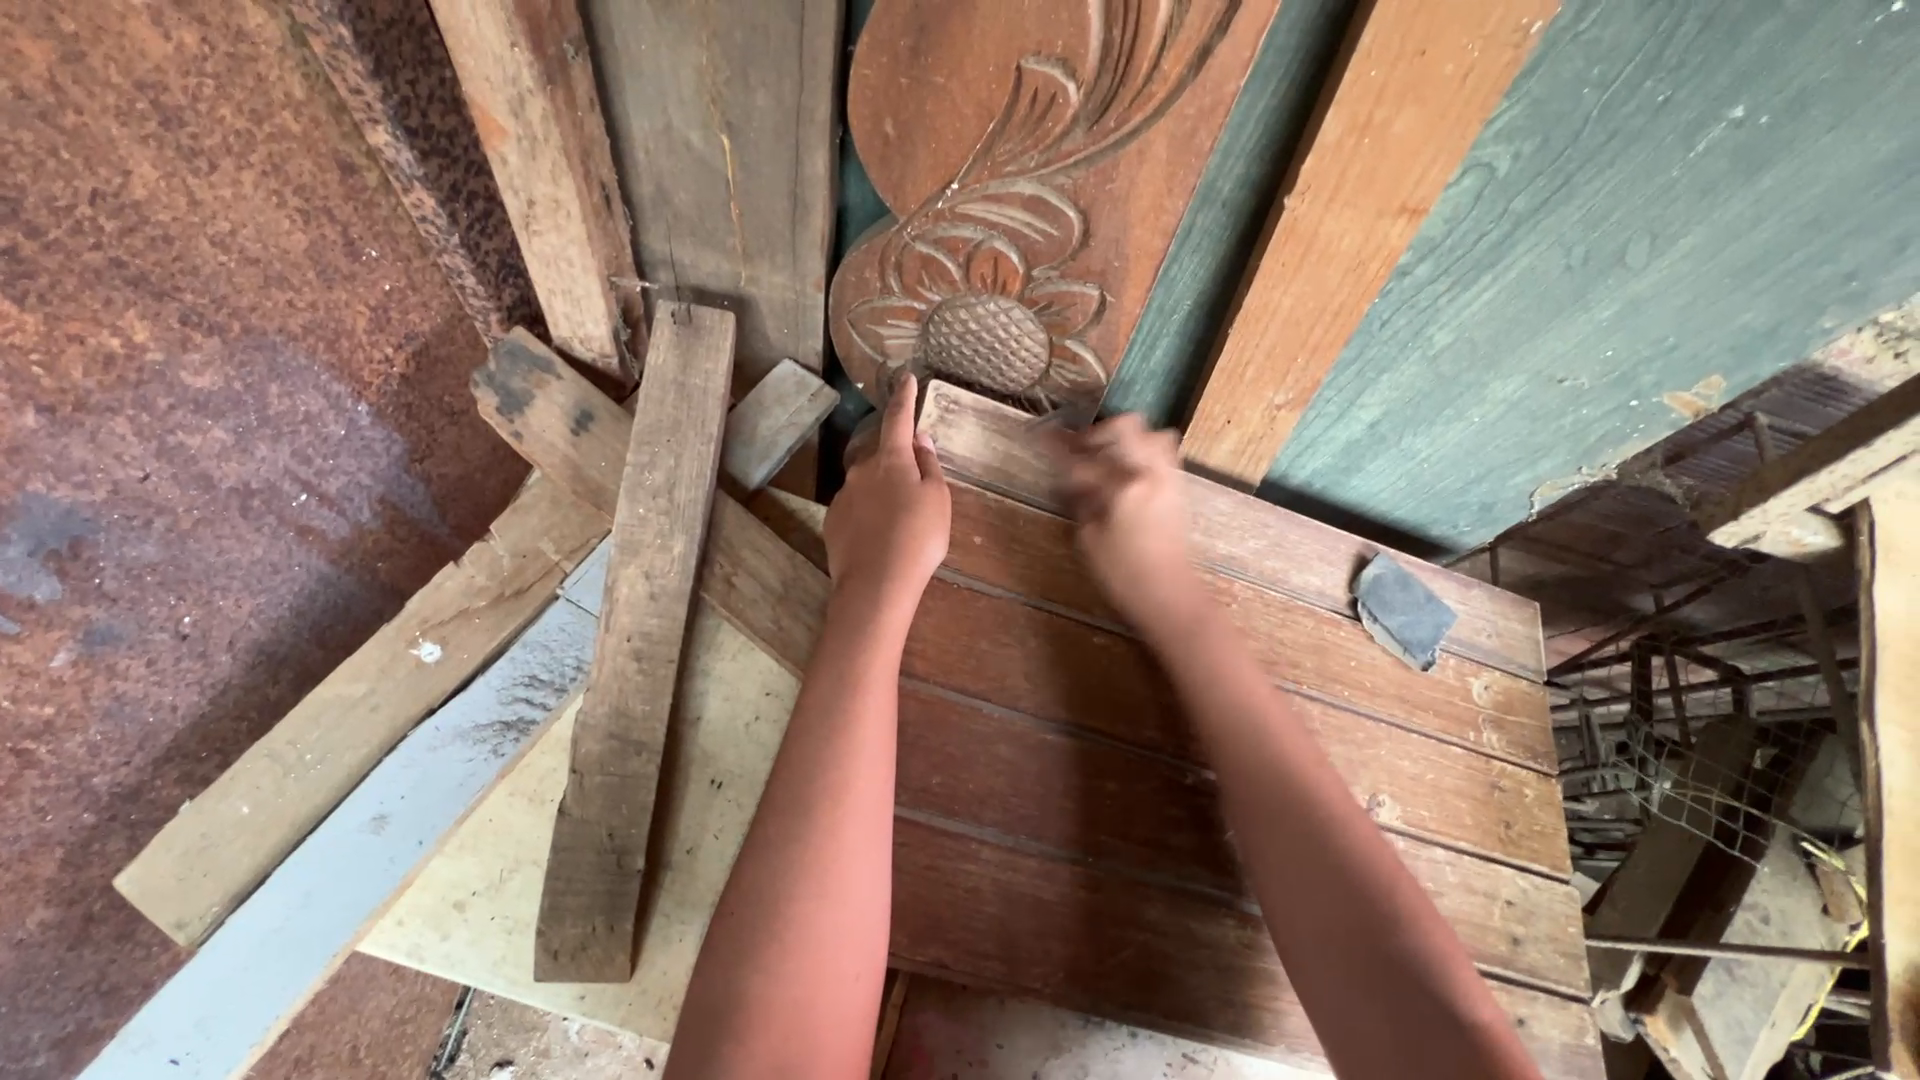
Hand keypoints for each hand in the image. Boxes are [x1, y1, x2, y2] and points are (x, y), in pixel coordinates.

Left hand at [825, 374, 950, 614]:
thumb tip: (919, 439)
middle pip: (881, 456)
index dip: (906, 398)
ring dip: (882, 494)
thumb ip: (929, 466)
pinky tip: (880, 538)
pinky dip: (869, 516)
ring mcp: (843, 496)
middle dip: (896, 463)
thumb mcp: (937, 500)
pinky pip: (855, 509)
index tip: (908, 379)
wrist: (876, 584)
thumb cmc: (918, 537)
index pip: (898, 419)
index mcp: (891, 460)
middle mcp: (861, 471)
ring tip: (900, 524)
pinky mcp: (832, 522)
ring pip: (867, 485)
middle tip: (915, 486)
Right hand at [1052, 414, 1208, 643]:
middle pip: (1127, 426)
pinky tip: (1128, 474)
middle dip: (1100, 431)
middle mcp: (1150, 473)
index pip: (1083, 459)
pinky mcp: (1179, 488)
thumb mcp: (1089, 540)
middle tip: (1083, 448)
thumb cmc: (1123, 575)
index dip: (1058, 447)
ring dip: (1127, 439)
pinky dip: (1144, 453)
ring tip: (1109, 457)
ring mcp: (1169, 478)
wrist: (1170, 594)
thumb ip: (1082, 502)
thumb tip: (1074, 481)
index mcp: (1123, 487)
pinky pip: (1163, 454)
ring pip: (1152, 434)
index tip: (1042, 437)